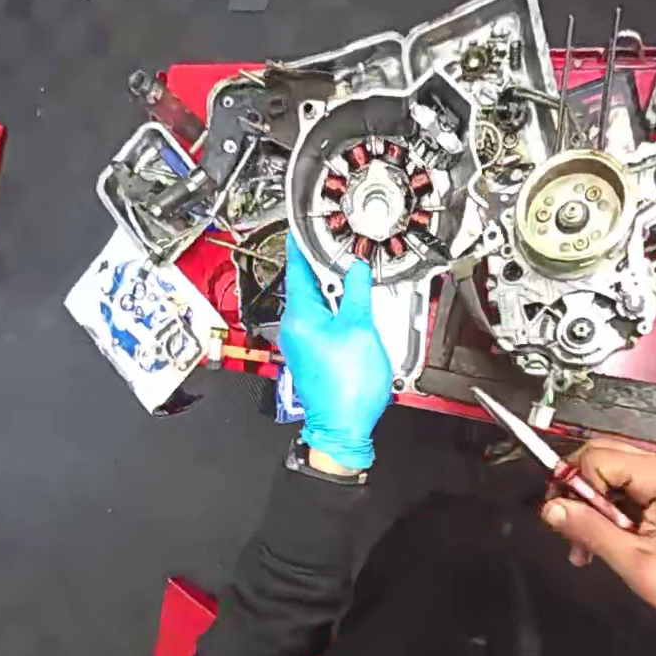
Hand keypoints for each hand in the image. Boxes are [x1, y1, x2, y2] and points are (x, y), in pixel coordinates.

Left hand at [281, 236, 392, 470]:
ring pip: (318, 306)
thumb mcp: (360, 329)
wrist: (344, 427)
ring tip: (356, 286)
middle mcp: (295, 328)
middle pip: (309, 287)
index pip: (297, 268)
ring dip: (336, 294)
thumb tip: (356, 269)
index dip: (303, 244)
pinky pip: (323, 324)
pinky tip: (354, 316)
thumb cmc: (348, 388)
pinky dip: (337, 314)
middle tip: (346, 256)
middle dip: (328, 271)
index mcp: (300, 316)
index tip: (304, 227)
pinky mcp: (313, 355)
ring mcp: (302, 343)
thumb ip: (357, 293)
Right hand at [539, 440, 655, 630]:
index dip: (574, 486)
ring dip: (591, 506)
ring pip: (609, 475)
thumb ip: (590, 530)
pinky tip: (605, 541)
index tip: (566, 520)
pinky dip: (608, 512)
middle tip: (570, 530)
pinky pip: (625, 491)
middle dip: (578, 492)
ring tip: (587, 545)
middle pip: (601, 459)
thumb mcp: (638, 563)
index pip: (597, 457)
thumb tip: (550, 508)